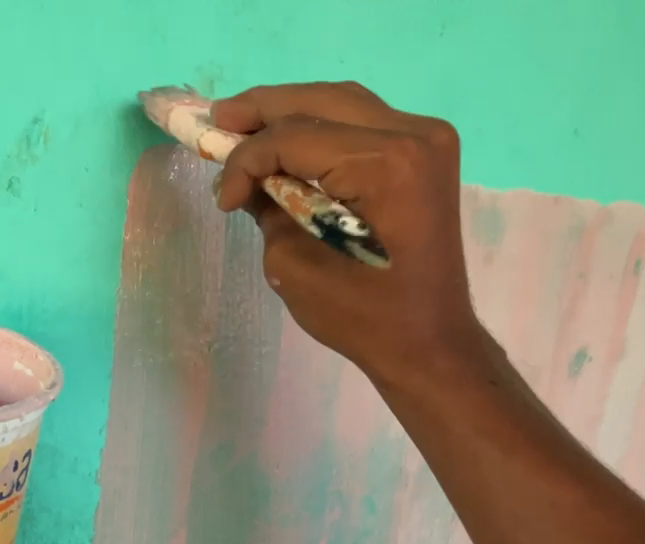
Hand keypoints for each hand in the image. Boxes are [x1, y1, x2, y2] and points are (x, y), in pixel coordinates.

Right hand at [211, 82, 495, 385]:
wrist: (426, 341)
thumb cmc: (361, 317)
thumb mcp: (295, 266)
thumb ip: (268, 210)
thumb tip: (245, 181)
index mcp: (384, 164)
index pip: (294, 137)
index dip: (247, 160)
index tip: (222, 199)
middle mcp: (412, 134)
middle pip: (321, 102)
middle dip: (263, 109)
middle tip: (217, 119)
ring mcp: (426, 139)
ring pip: (343, 103)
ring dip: (291, 111)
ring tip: (244, 122)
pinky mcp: (426, 154)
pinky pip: (363, 123)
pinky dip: (322, 128)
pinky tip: (290, 140)